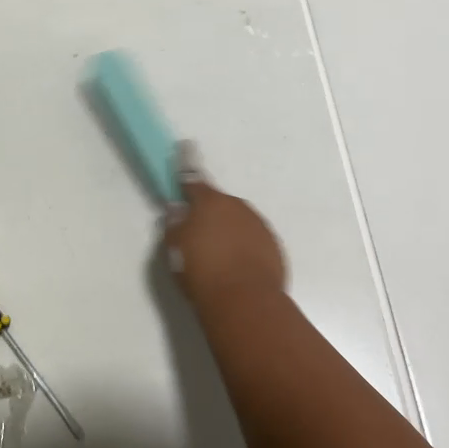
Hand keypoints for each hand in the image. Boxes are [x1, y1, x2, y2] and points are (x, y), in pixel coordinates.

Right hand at [164, 143, 286, 306]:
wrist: (245, 302)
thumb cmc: (201, 272)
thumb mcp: (174, 249)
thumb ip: (174, 225)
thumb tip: (178, 210)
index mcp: (209, 202)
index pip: (193, 178)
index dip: (186, 164)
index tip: (187, 145)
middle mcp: (237, 207)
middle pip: (219, 205)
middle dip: (209, 215)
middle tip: (198, 238)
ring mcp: (259, 226)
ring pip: (238, 223)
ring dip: (229, 234)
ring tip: (218, 262)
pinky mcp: (274, 248)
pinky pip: (253, 242)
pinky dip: (244, 251)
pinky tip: (237, 271)